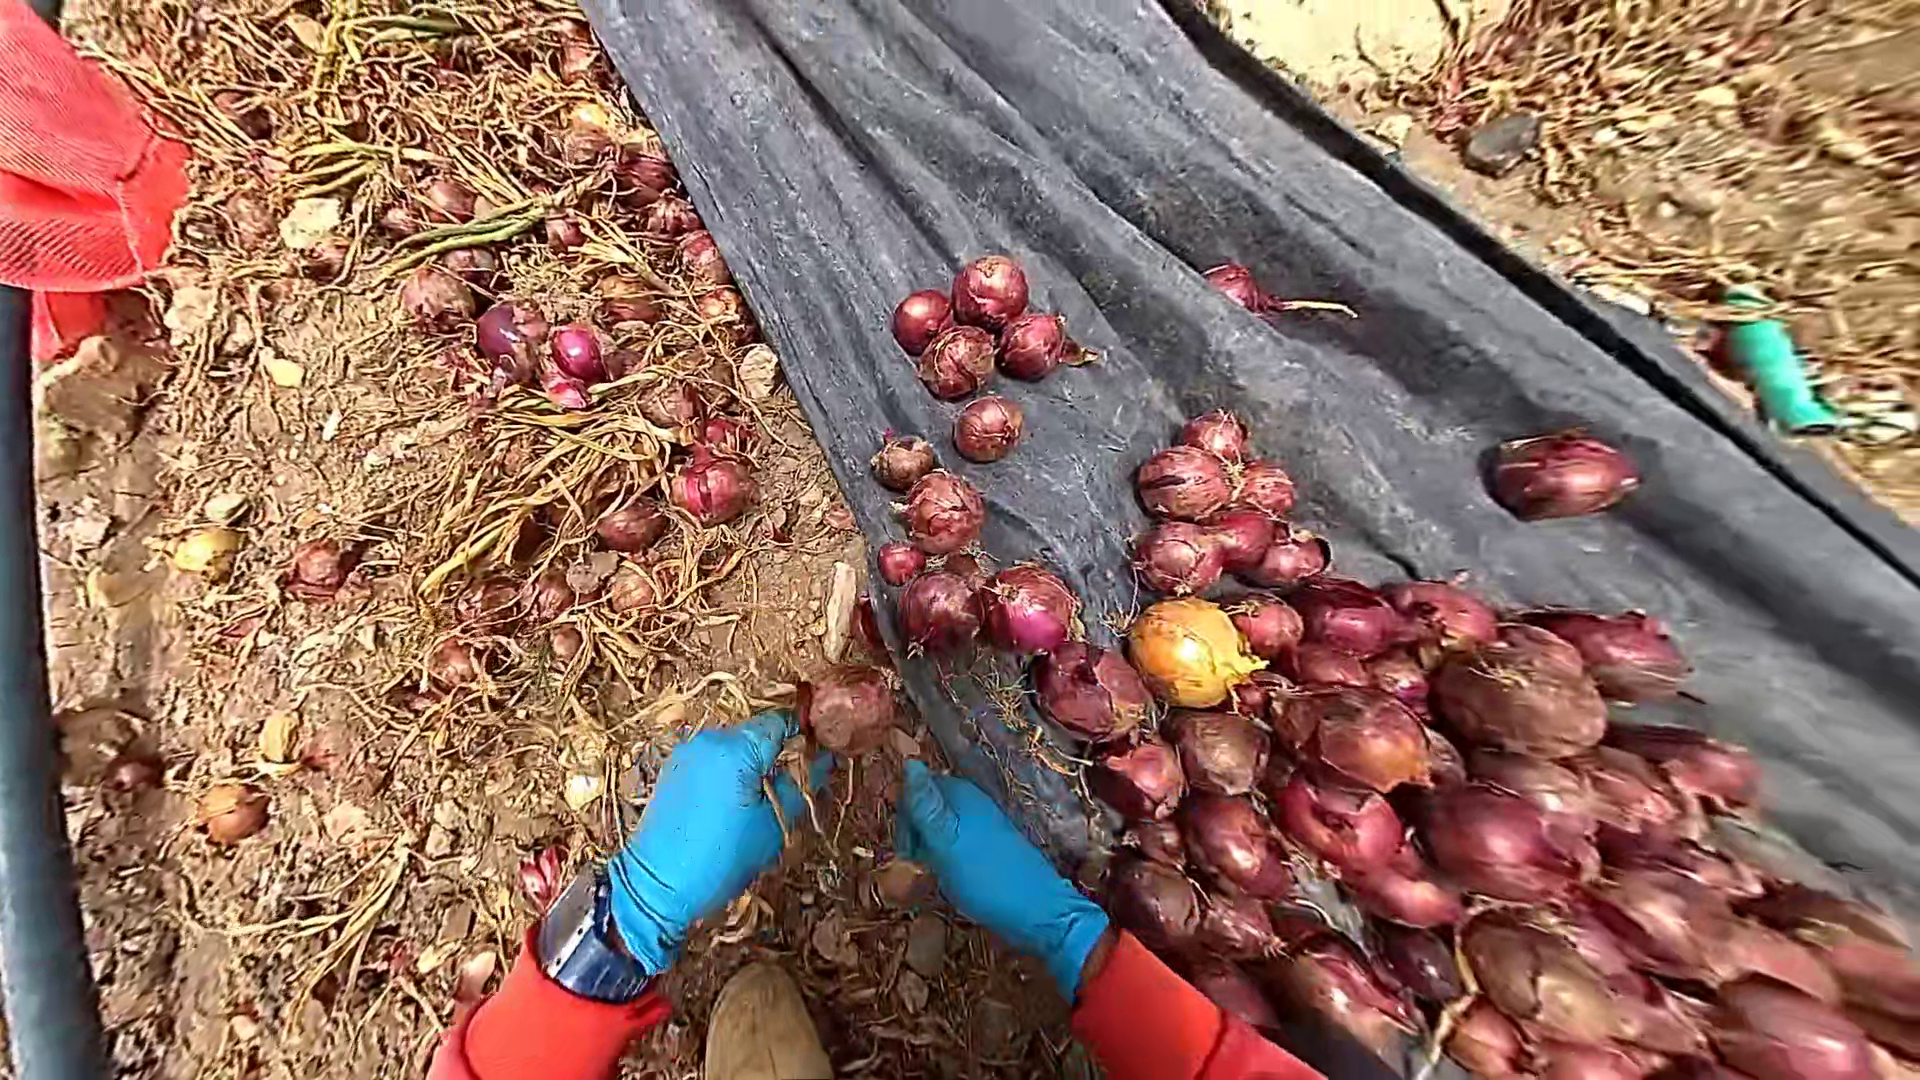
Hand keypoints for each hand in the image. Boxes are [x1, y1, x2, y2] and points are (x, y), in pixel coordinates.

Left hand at [610, 711, 829, 973]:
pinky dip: (733, 768)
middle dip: (781, 751)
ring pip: (738, 743)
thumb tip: (826, 758)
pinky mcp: (675, 767)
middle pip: (759, 731)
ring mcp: (689, 751)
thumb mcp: (773, 825)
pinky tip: (736, 799)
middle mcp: (710, 740)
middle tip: (796, 781)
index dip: (804, 734)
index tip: (818, 755)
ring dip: (756, 760)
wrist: (651, 891)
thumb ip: (804, 784)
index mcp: (735, 749)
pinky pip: (716, 755)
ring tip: (764, 795)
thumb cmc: (719, 860)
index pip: (782, 721)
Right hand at [895, 760, 1109, 999]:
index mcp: (959, 792)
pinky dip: (946, 856)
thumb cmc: (985, 877)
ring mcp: (982, 821)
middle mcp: (971, 800)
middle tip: (918, 865)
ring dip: (929, 848)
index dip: (904, 819)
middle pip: (927, 806)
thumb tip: (910, 762)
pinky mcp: (989, 842)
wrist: (1038, 911)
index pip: (915, 789)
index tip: (906, 850)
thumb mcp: (945, 842)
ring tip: (934, 873)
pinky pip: (956, 840)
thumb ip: (925, 805)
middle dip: (915, 834)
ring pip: (940, 826)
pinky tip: (952, 877)